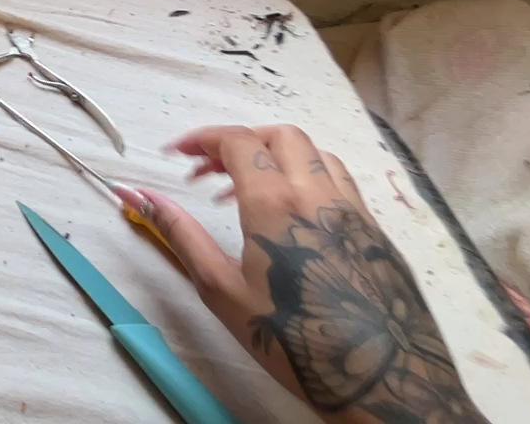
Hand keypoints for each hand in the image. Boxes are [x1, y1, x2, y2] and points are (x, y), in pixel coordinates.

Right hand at [120, 125, 486, 423]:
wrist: (392, 393)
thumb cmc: (294, 342)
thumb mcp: (221, 288)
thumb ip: (179, 232)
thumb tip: (137, 194)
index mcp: (276, 203)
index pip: (237, 140)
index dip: (200, 139)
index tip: (175, 154)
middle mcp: (320, 196)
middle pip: (280, 136)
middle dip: (239, 140)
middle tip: (211, 169)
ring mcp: (357, 214)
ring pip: (317, 154)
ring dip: (276, 156)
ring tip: (249, 188)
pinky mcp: (381, 236)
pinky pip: (342, 184)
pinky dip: (307, 179)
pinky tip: (291, 216)